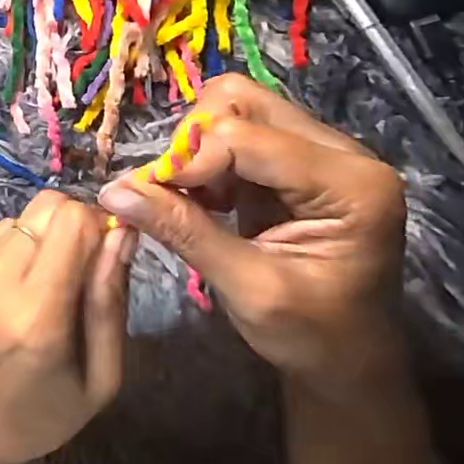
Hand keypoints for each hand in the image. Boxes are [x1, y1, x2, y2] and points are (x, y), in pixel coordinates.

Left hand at [0, 190, 135, 463]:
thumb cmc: (43, 411)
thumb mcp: (100, 377)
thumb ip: (112, 301)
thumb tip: (122, 231)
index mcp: (35, 317)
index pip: (73, 220)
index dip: (97, 228)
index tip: (103, 258)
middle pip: (49, 206)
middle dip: (73, 227)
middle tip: (76, 271)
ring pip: (25, 214)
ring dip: (43, 239)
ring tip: (40, 285)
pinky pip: (0, 228)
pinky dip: (16, 246)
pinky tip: (13, 286)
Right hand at [97, 74, 407, 380]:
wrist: (350, 361)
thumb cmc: (312, 336)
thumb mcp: (246, 289)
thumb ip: (183, 231)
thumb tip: (112, 191)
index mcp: (350, 184)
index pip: (246, 137)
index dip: (188, 159)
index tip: (149, 197)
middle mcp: (341, 152)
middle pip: (243, 101)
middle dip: (193, 141)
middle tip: (172, 190)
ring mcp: (320, 150)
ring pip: (236, 107)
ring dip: (198, 146)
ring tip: (191, 195)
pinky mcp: (297, 158)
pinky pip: (238, 130)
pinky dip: (207, 157)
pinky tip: (206, 197)